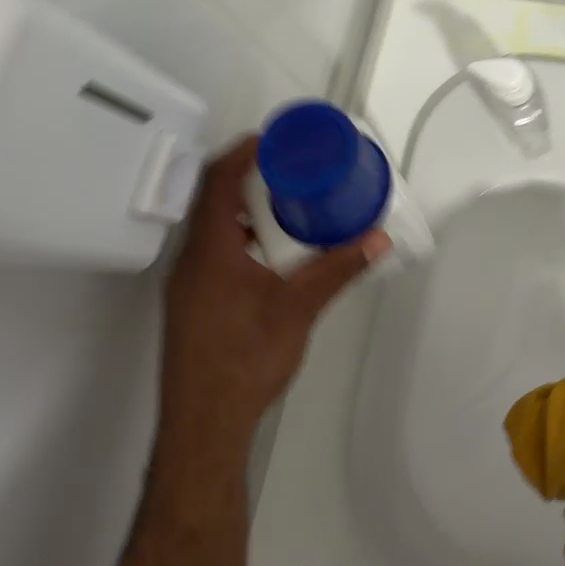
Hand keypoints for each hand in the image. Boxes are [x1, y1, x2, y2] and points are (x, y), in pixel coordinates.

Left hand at [160, 135, 390, 446]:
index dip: (244, 152)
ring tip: (284, 206)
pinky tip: (269, 257)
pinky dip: (239, 240)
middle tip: (289, 170)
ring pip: (211, 230)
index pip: (218, 181)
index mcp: (209, 250)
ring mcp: (185, 286)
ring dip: (244, 212)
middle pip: (212, 201)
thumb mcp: (299, 307)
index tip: (275, 139)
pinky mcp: (189, 306)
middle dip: (248, 178)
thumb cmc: (247, 358)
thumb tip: (378, 238)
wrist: (204, 427)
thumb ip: (339, 268)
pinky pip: (211, 254)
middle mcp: (189, 260)